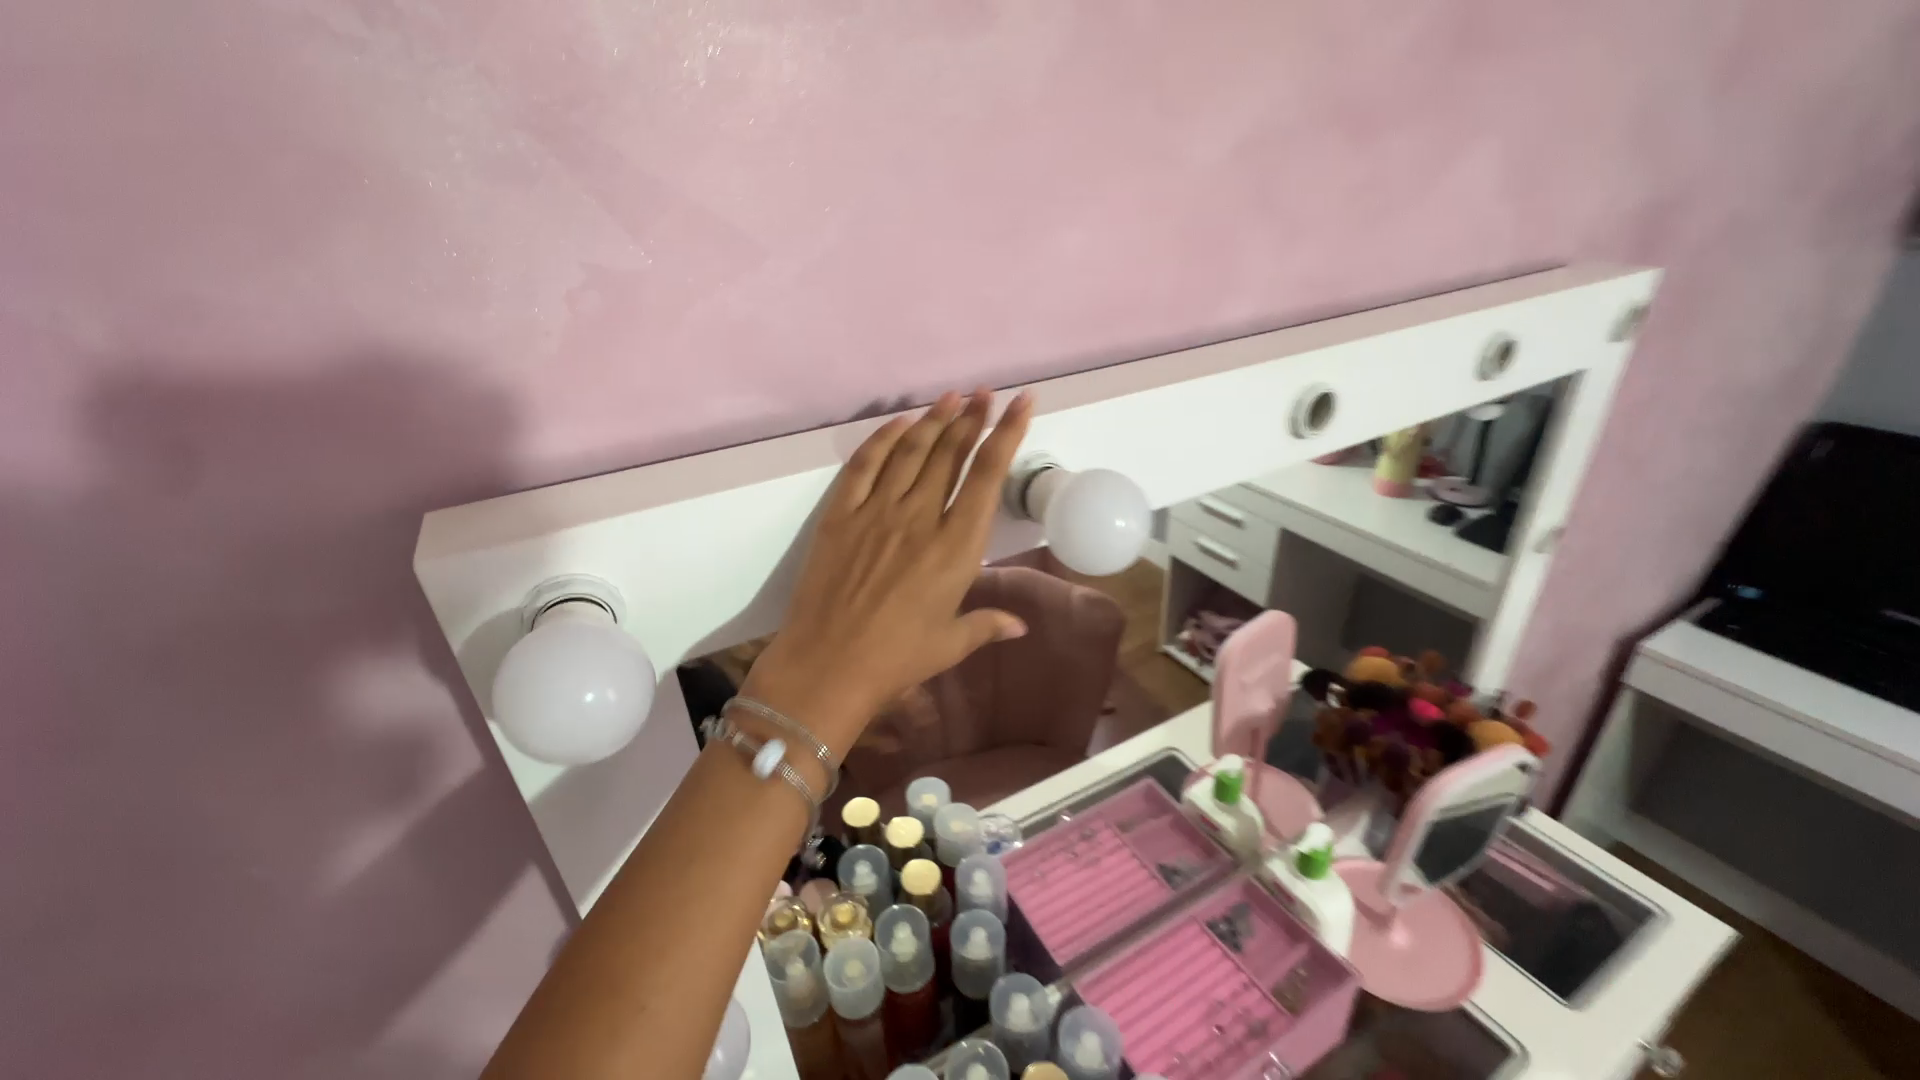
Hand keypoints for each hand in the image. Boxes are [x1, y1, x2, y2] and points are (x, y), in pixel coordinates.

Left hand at [742, 388, 1033, 756]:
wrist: (827, 665)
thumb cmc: (897, 660)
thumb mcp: (950, 644)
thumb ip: (987, 624)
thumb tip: (1019, 625)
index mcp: (957, 548)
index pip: (989, 476)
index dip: (1007, 434)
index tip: (1021, 403)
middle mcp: (921, 518)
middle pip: (950, 454)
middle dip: (971, 418)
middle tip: (984, 393)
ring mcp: (877, 512)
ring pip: (911, 452)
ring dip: (934, 420)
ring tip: (952, 398)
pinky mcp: (840, 515)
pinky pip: (864, 465)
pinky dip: (883, 439)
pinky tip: (899, 424)